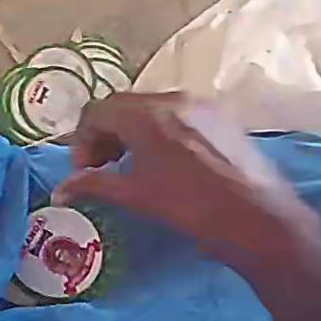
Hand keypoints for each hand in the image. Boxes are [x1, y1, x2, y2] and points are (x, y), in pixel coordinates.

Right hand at [52, 93, 320, 278]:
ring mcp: (200, 104)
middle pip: (121, 106)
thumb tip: (59, 191)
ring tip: (131, 167)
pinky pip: (175, 114)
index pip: (95, 111)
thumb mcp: (135, 195)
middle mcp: (172, 98)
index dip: (81, 141)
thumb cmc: (191, 208)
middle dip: (104, 136)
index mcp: (146, 114)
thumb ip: (93, 184)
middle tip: (101, 169)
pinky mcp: (220, 117)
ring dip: (130, 133)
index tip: (84, 172)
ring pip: (149, 109)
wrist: (260, 222)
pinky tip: (164, 162)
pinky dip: (158, 132)